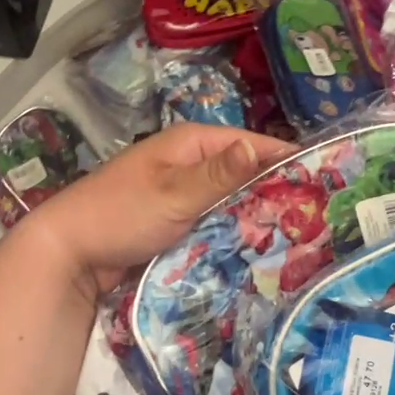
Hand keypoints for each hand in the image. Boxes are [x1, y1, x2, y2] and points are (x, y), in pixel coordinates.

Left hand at [19, 123, 294, 298]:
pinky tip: (258, 250)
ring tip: (299, 236)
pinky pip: (215, 222)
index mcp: (191, 143)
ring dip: (256, 213)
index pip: (251, 143)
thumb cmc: (121, 212)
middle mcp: (190, 164)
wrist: (69, 251)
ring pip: (232, 200)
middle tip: (319, 216)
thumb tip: (259, 146)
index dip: (285, 158)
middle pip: (244, 172)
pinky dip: (234, 231)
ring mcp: (183, 194)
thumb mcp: (174, 193)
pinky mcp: (177, 222)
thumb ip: (218, 174)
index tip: (325, 178)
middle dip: (275, 189)